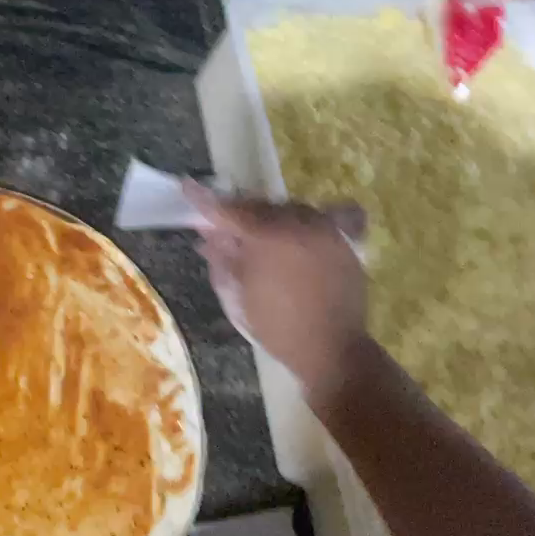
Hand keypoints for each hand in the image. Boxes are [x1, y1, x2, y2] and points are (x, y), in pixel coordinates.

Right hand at [185, 180, 369, 405]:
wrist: (329, 349)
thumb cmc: (275, 326)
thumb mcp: (236, 293)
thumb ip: (223, 256)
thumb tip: (210, 234)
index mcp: (270, 236)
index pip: (229, 211)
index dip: (204, 200)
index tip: (187, 186)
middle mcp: (301, 223)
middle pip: (261, 207)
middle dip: (238, 214)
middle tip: (221, 229)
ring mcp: (328, 229)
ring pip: (289, 210)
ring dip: (270, 219)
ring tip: (258, 238)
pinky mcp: (347, 241)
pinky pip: (331, 214)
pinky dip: (312, 219)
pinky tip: (303, 232)